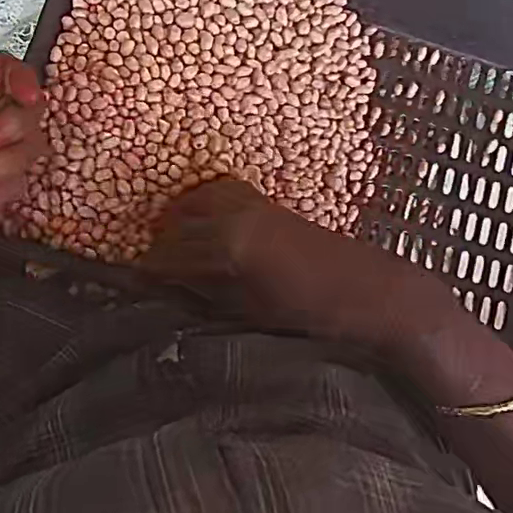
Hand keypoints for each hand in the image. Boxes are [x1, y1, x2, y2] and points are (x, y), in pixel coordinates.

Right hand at [141, 178, 458, 356]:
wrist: (379, 298)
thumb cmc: (316, 318)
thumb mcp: (252, 314)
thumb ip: (207, 295)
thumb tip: (171, 290)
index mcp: (230, 247)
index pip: (169, 257)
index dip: (148, 275)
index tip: (133, 287)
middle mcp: (237, 213)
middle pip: (175, 223)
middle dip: (159, 249)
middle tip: (151, 275)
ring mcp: (254, 202)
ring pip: (194, 201)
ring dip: (179, 224)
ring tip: (174, 253)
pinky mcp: (269, 201)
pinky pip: (219, 193)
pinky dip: (202, 209)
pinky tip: (204, 232)